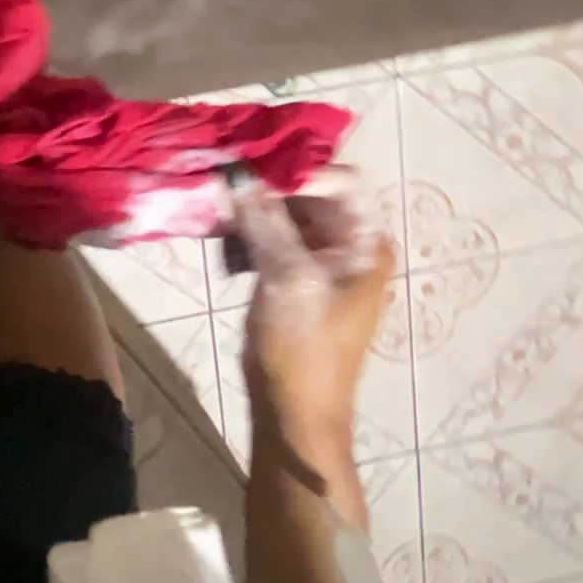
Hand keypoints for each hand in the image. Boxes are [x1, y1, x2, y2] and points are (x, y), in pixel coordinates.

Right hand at [231, 166, 393, 453]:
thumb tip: (237, 170)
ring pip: (281, 212)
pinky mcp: (288, 273)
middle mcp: (346, 243)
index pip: (340, 181)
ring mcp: (316, 258)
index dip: (298, 171)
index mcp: (364, 242)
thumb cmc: (303, 347)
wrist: (293, 412)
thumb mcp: (286, 278)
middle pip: (306, 193)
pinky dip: (245, 232)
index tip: (251, 170)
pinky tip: (223, 241)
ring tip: (218, 216)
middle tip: (223, 184)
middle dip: (265, 187)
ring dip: (250, 210)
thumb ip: (264, 220)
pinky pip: (267, 235)